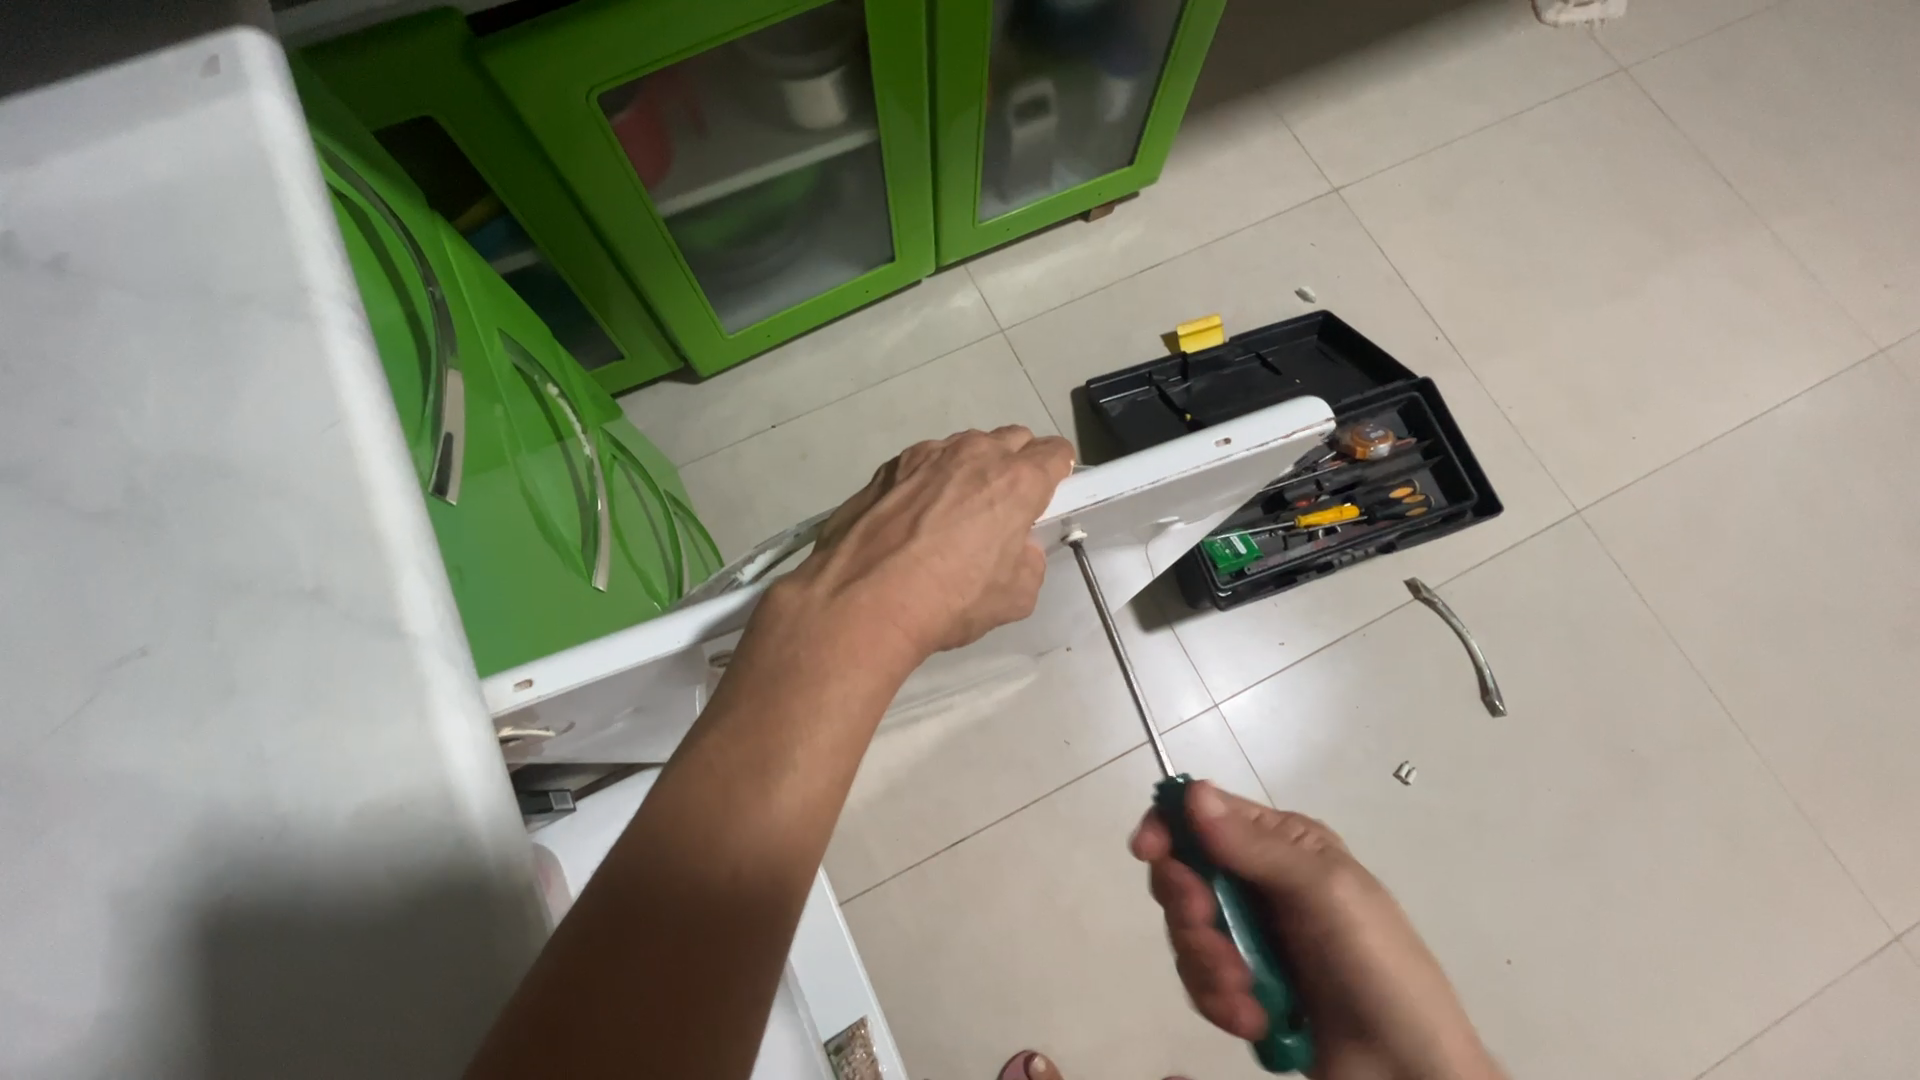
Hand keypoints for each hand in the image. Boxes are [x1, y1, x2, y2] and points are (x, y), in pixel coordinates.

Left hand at [773, 426, 1074, 666]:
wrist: (861, 601)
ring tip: (952, 513)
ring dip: (970, 468)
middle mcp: (975, 453)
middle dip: (1017, 464)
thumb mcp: (1015, 598)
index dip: (1057, 473)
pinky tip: (912, 519)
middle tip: (1003, 506)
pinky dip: (928, 480)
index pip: (1055, 453)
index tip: (1047, 497)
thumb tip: (1016, 547)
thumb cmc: (949, 601)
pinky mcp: (887, 467)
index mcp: (1017, 481)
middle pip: (1013, 439)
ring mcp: (926, 455)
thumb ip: (1028, 562)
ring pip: (965, 447)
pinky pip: (923, 463)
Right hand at [1131, 783, 1504, 1079]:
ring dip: (1206, 964)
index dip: (1168, 826)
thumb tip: (1192, 792)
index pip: (1203, 814)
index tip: (1148, 853)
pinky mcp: (1244, 986)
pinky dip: (1217, 1000)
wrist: (1410, 1078)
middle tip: (1209, 930)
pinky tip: (1253, 1019)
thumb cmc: (1379, 969)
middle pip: (1182, 872)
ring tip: (1246, 996)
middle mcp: (1259, 882)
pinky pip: (1198, 979)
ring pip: (1185, 930)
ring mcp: (1250, 937)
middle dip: (1188, 907)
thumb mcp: (1327, 894)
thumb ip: (1256, 847)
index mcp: (1282, 845)